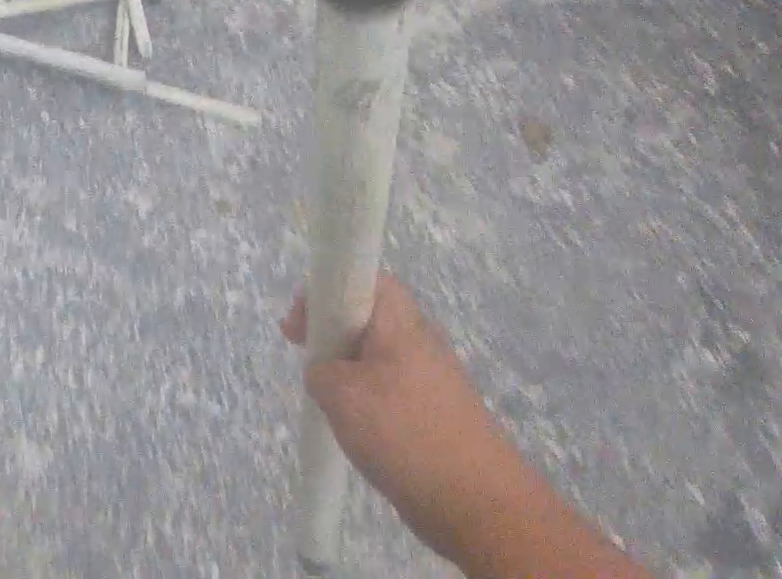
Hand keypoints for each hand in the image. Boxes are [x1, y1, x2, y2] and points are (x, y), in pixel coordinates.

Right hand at [282, 275, 510, 547]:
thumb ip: (319, 367)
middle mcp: (422, 344)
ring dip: (345, 365)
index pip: (367, 278)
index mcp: (402, 327)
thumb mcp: (338, 392)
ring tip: (326, 395)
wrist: (483, 509)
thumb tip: (327, 371)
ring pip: (377, 353)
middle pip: (369, 314)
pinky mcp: (437, 414)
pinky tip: (355, 424)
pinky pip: (390, 387)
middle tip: (304, 352)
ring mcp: (433, 381)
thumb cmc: (404, 434)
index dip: (327, 288)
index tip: (303, 321)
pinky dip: (365, 396)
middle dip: (330, 328)